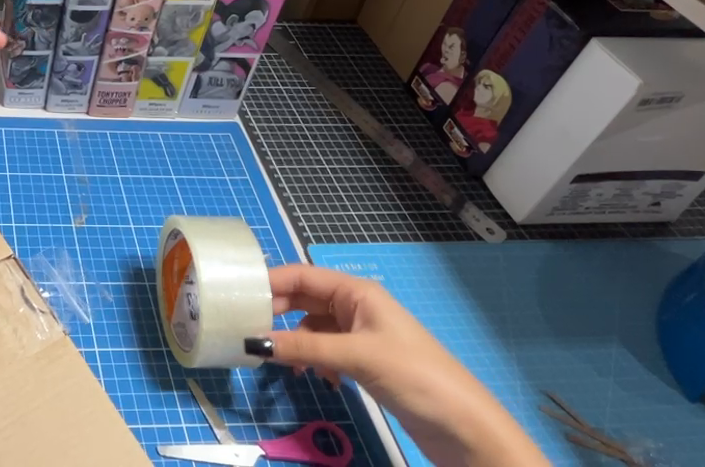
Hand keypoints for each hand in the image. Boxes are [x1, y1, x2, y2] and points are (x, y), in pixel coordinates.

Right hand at [255, 265, 547, 466]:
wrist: (467, 429)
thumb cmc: (415, 375)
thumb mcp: (355, 357)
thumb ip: (303, 348)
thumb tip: (252, 342)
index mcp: (357, 292)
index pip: (303, 275)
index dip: (271, 282)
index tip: (237, 296)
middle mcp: (356, 307)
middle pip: (305, 300)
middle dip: (277, 313)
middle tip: (247, 329)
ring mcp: (362, 336)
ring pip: (313, 329)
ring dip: (295, 342)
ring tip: (282, 361)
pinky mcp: (366, 363)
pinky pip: (326, 352)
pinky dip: (314, 361)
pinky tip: (316, 379)